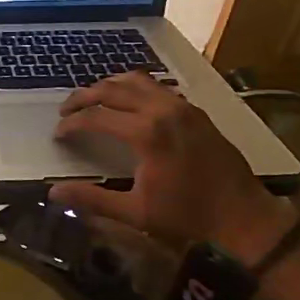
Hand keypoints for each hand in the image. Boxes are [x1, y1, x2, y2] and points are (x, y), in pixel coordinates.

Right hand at [48, 72, 293, 261]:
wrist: (245, 218)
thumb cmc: (188, 216)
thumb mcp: (134, 212)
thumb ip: (91, 199)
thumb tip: (53, 192)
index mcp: (147, 133)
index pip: (95, 116)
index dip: (71, 124)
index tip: (58, 134)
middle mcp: (164, 111)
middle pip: (112, 89)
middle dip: (83, 97)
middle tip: (65, 111)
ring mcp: (183, 108)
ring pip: (136, 81)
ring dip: (108, 87)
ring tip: (92, 100)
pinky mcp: (195, 113)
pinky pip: (158, 88)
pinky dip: (134, 89)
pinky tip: (127, 104)